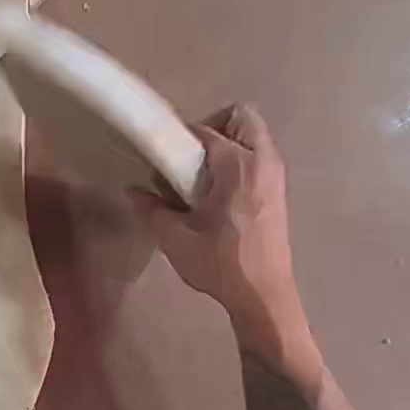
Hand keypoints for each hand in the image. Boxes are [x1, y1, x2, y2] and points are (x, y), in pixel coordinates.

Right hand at [128, 103, 299, 327]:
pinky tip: (214, 196)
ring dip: (224, 146)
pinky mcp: (278, 190)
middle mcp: (263, 160)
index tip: (159, 159)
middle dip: (210, 129)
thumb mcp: (174, 237)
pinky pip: (257, 157)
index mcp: (238, 166)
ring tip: (197, 180)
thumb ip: (151, 209)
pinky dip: (236, 162)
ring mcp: (275, 174)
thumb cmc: (218, 263)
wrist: (261, 292)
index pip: (205, 132)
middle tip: (185, 161)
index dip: (178, 140)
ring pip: (252, 136)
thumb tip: (132, 191)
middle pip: (240, 117)